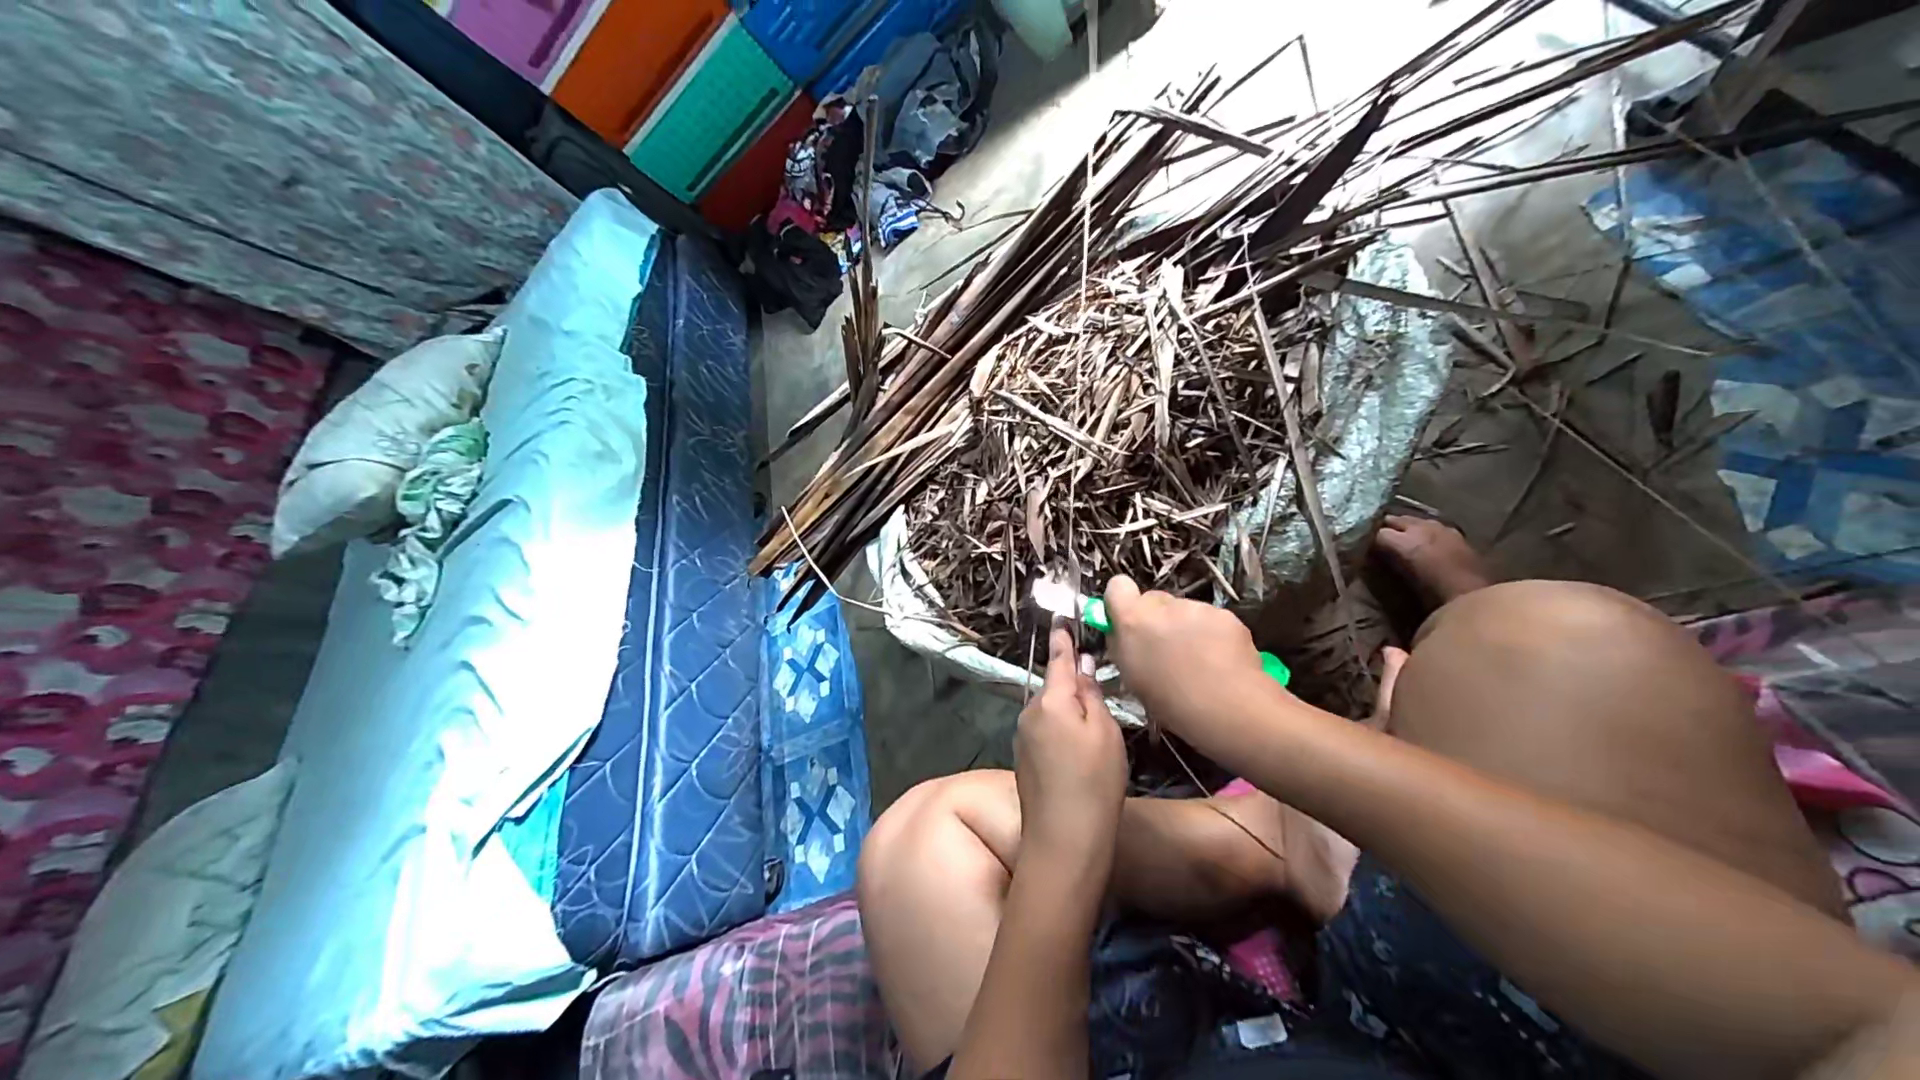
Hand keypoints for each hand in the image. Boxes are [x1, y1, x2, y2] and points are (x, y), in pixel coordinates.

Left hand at [1014, 627, 1127, 860]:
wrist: (1064, 838)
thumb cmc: (1095, 780)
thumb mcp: (1105, 731)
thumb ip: (1090, 695)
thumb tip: (1081, 668)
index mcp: (1050, 700)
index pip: (1058, 659)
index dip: (1063, 640)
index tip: (1062, 621)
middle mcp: (1029, 712)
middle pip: (1054, 688)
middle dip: (1071, 686)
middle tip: (1100, 697)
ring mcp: (1022, 737)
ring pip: (1049, 711)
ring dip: (1066, 712)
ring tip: (1094, 735)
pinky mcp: (1023, 759)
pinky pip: (1043, 732)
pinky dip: (1059, 733)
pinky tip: (1077, 755)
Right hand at [1102, 575, 1273, 739]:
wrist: (1226, 707)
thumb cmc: (1169, 700)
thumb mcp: (1131, 675)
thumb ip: (1123, 644)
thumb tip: (1122, 631)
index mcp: (1133, 619)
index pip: (1118, 585)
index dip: (1123, 600)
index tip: (1129, 620)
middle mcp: (1163, 605)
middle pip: (1154, 599)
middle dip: (1157, 617)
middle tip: (1166, 648)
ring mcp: (1196, 607)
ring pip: (1185, 610)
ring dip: (1187, 627)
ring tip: (1199, 660)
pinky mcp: (1224, 614)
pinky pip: (1212, 619)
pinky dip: (1213, 634)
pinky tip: (1220, 660)